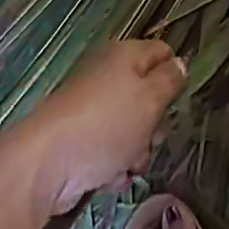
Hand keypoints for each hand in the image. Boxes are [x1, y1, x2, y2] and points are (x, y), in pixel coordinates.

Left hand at [4, 39, 186, 215]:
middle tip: (152, 138)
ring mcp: (92, 102)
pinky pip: (109, 142)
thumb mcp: (150, 99)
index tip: (176, 103)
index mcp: (126, 54)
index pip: (162, 52)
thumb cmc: (106, 123)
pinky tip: (112, 176)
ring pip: (130, 122)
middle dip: (155, 121)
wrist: (47, 162)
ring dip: (137, 147)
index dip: (174, 76)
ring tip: (130, 164)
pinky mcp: (80, 132)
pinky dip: (114, 160)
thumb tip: (180, 63)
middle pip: (147, 91)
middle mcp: (108, 72)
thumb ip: (170, 80)